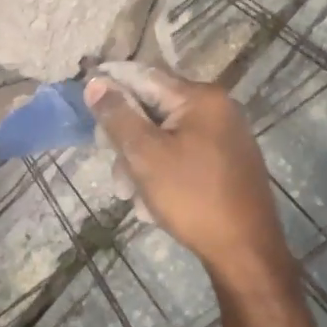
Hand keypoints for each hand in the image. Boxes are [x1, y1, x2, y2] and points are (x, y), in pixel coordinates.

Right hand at [85, 64, 291, 277]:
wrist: (244, 250)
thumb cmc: (192, 197)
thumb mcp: (145, 155)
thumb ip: (118, 116)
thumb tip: (95, 82)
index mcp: (201, 98)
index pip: (144, 76)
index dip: (110, 82)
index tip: (82, 94)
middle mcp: (216, 109)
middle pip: (152, 109)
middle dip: (126, 138)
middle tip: (113, 168)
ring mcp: (223, 136)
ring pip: (163, 137)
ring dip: (139, 162)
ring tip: (133, 195)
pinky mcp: (224, 161)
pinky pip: (180, 155)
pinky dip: (160, 172)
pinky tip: (152, 202)